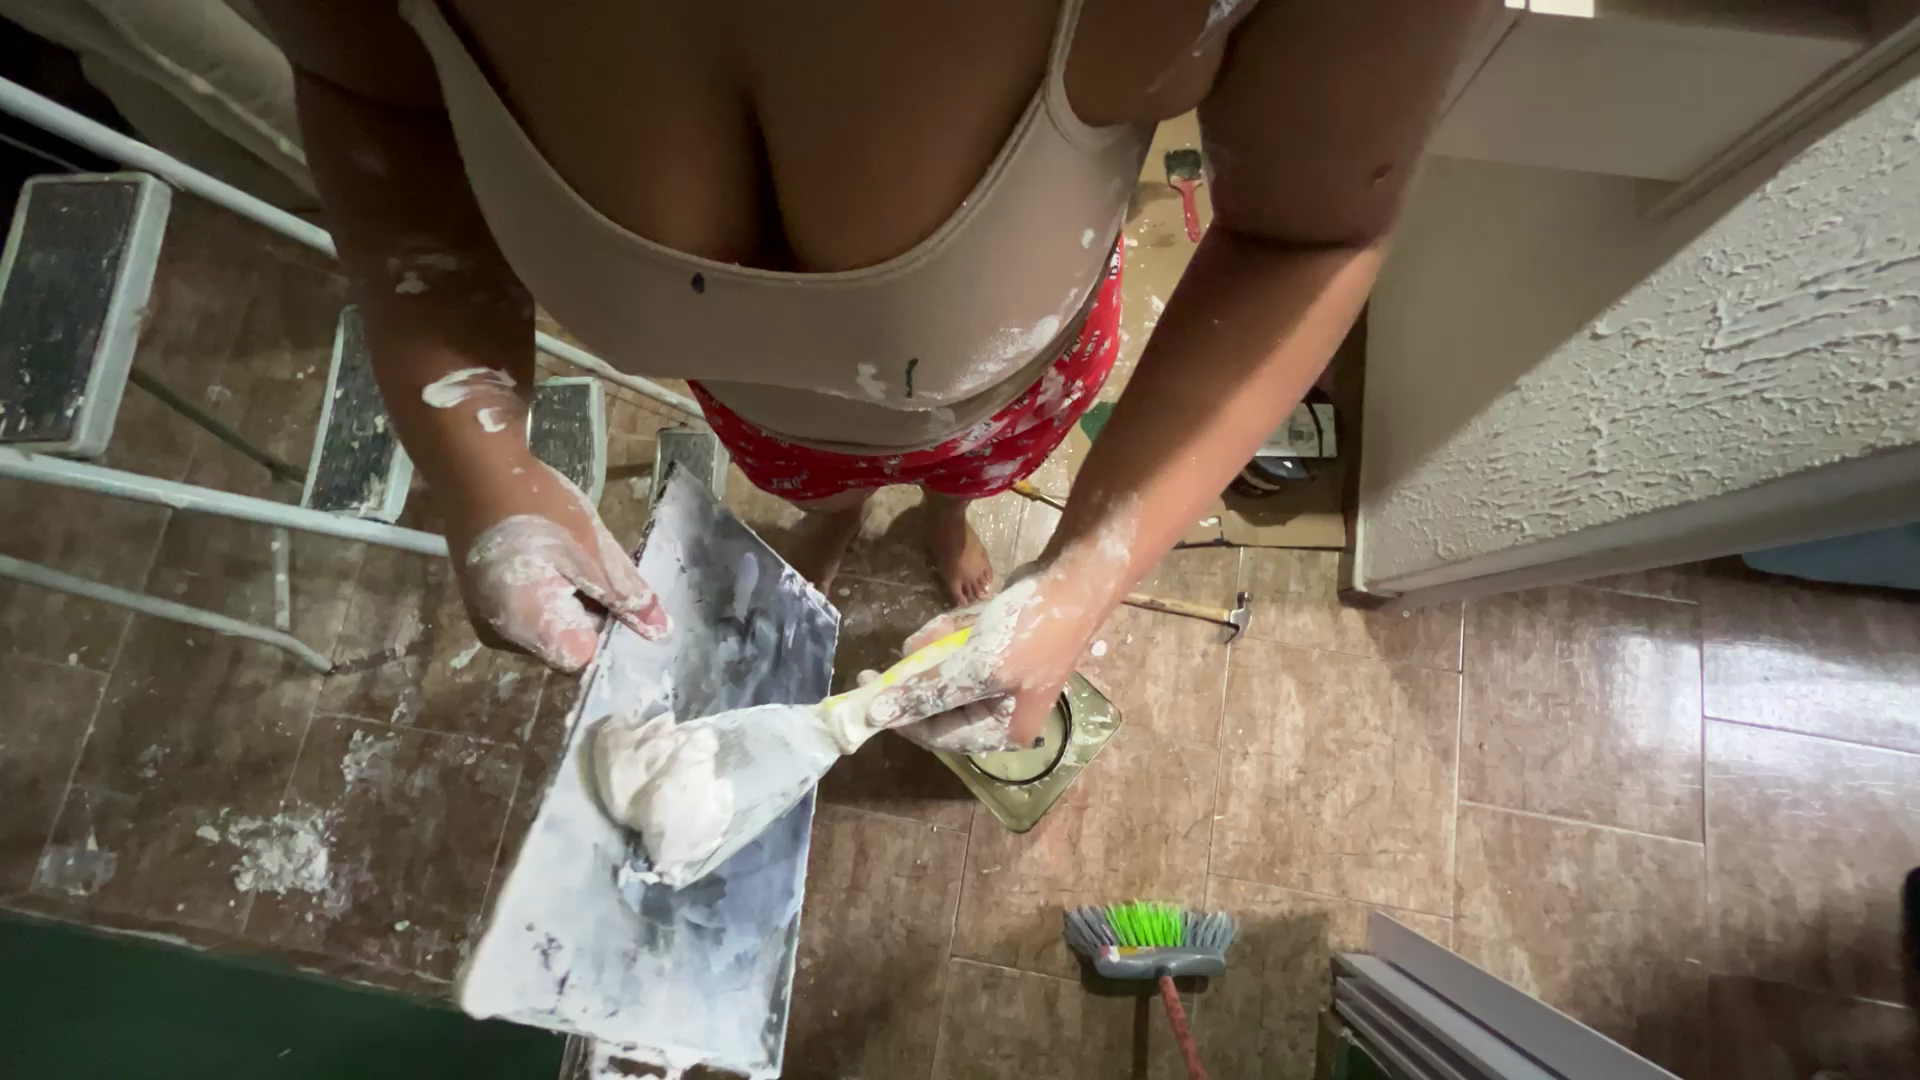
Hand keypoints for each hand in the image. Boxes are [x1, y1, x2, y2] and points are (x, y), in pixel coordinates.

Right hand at [450, 458, 668, 670]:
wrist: (476, 469)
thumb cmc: (538, 508)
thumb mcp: (595, 552)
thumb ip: (627, 598)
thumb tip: (659, 633)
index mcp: (527, 629)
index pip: (585, 660)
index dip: (614, 637)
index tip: (632, 608)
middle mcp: (503, 637)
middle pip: (570, 647)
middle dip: (600, 619)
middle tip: (610, 577)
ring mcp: (492, 619)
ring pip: (557, 629)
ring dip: (582, 604)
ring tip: (588, 565)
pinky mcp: (490, 602)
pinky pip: (538, 613)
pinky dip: (560, 594)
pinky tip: (568, 563)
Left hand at [863, 564, 1102, 752]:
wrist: (1074, 579)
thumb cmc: (1031, 631)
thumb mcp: (978, 667)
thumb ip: (927, 692)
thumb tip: (875, 715)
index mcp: (1002, 730)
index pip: (936, 734)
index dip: (899, 714)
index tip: (864, 690)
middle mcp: (1001, 712)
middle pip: (938, 701)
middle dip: (924, 670)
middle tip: (904, 650)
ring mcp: (1000, 680)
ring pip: (944, 670)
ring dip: (939, 646)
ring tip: (949, 625)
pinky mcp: (997, 650)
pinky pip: (958, 649)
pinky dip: (952, 632)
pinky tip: (966, 617)